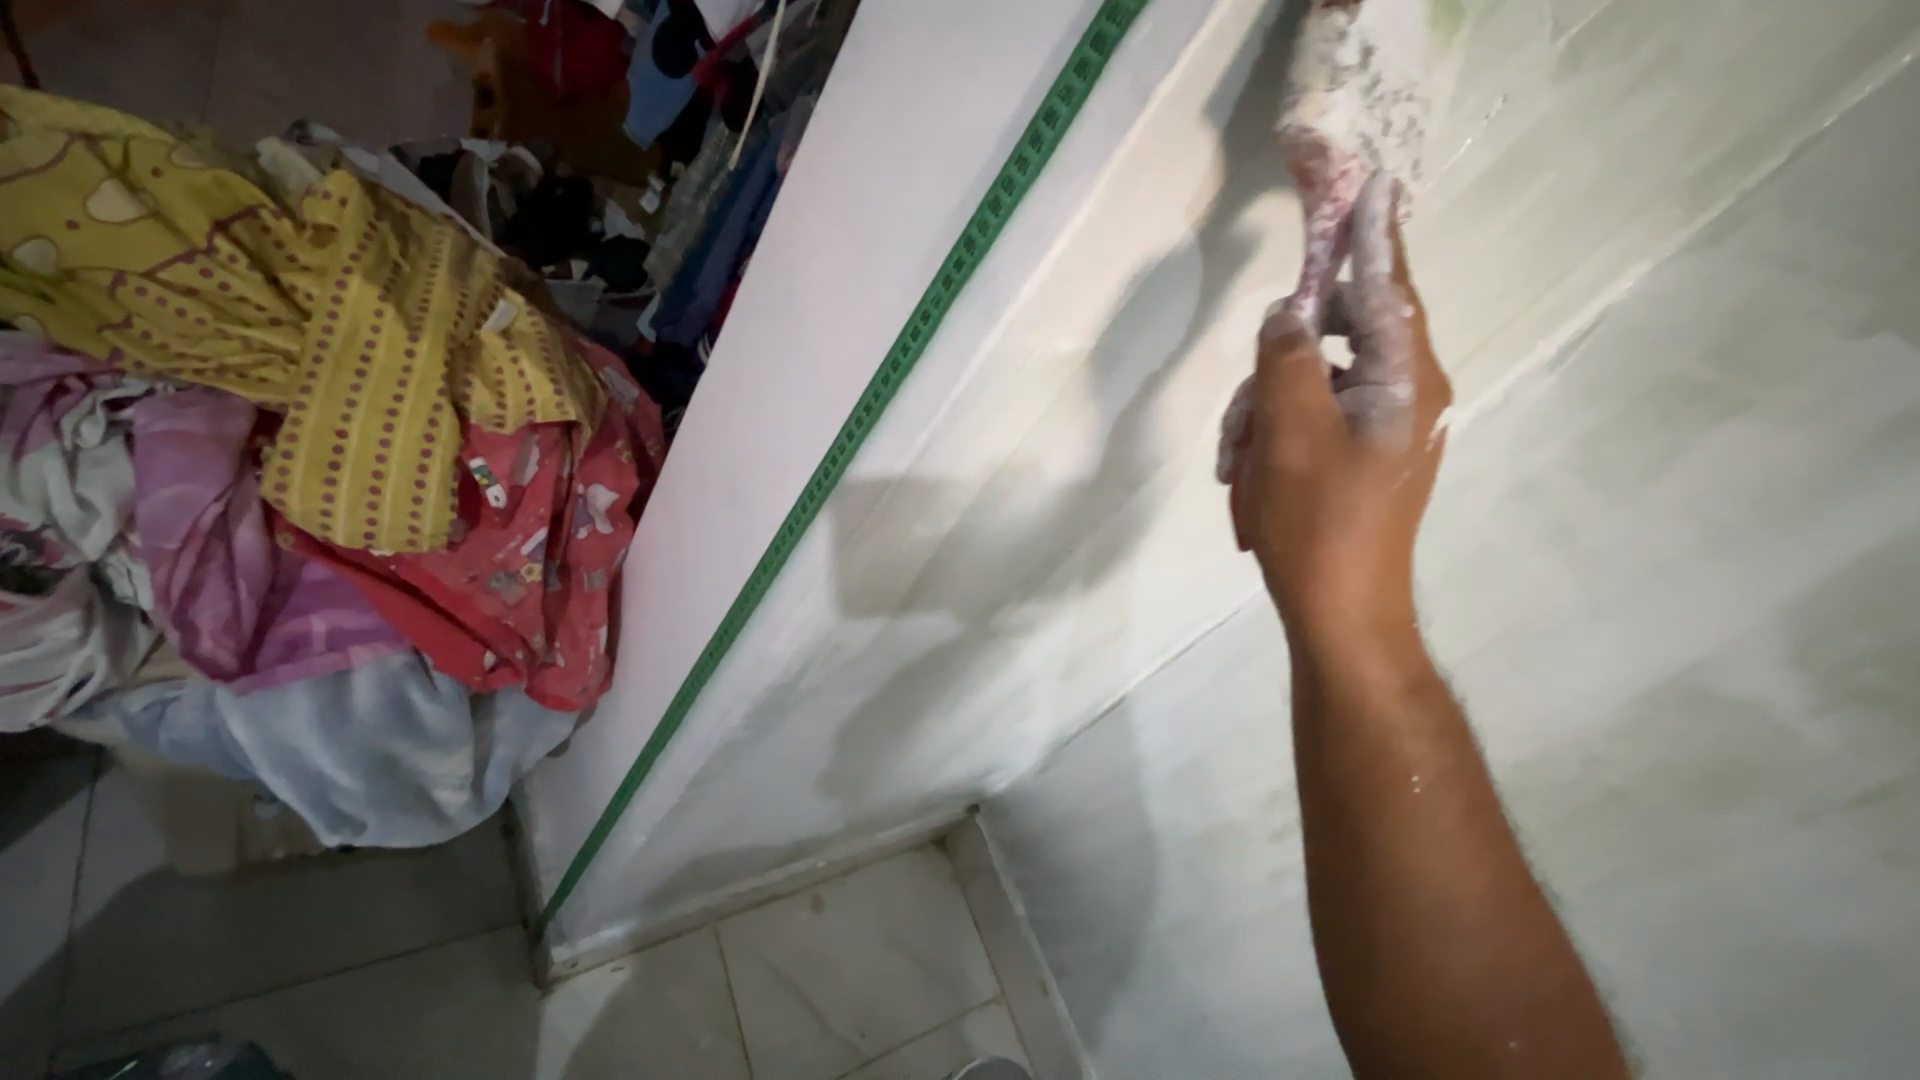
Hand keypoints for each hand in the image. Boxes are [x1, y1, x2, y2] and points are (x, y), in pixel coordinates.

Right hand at [1220, 173, 1451, 645]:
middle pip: (1340, 337)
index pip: (1388, 287)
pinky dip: (1276, 438)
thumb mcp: (1292, 431)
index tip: (1376, 184)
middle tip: (1244, 409)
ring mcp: (1383, 430)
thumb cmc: (1320, 523)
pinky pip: (1312, 421)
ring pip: (1314, 383)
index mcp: (1405, 379)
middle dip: (1279, 366)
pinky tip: (1250, 477)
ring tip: (1238, 464)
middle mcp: (1405, 394)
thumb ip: (1288, 358)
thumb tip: (1287, 317)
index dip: (1373, 235)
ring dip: (1265, 412)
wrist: (1342, 612)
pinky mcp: (1361, 458)